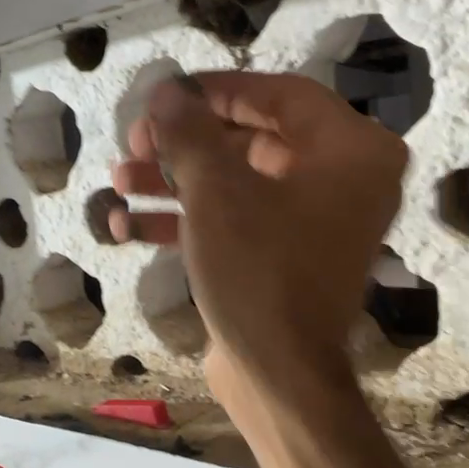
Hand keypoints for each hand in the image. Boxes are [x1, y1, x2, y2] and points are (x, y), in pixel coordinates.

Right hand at [110, 72, 406, 395]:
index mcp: (351, 151)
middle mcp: (344, 181)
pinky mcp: (285, 260)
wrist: (278, 377)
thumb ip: (188, 132)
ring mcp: (313, 225)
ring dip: (173, 182)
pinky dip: (188, 220)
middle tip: (131, 144)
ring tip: (117, 183)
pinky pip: (237, 223)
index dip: (214, 90)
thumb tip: (166, 91)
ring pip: (236, 184)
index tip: (164, 94)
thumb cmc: (258, 272)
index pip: (278, 95)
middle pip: (251, 140)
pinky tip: (127, 225)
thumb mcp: (216, 193)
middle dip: (183, 145)